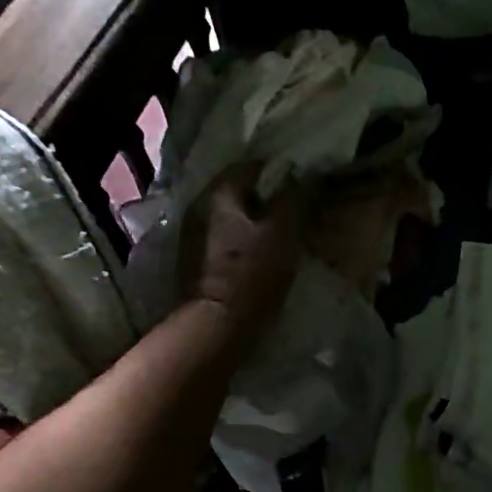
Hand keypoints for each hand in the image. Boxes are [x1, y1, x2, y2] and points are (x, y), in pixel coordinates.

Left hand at [178, 163, 309, 338]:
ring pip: (229, 216)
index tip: (300, 188)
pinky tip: (256, 257)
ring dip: (251, 222)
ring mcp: (192, 234)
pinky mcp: (192, 260)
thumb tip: (297, 175)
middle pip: (238, 191)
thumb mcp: (284, 231)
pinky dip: (239, 241)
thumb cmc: (253, 274)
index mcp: (220, 191)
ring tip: (278, 238)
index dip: (279, 173)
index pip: (252, 165)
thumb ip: (293, 197)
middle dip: (265, 199)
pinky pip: (222, 238)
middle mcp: (199, 204)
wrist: (216, 326)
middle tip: (292, 215)